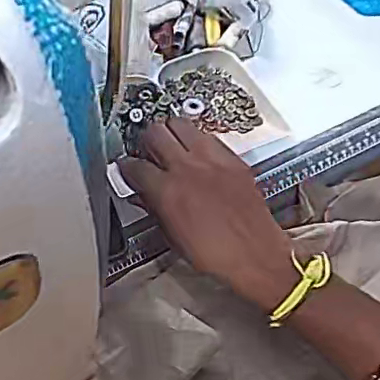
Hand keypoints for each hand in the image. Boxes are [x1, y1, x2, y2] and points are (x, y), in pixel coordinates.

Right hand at [117, 115, 297, 308]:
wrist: (254, 255)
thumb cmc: (217, 254)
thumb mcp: (172, 236)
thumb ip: (153, 208)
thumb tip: (143, 195)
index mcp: (167, 191)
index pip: (135, 165)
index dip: (126, 166)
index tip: (127, 168)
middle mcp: (188, 168)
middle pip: (155, 132)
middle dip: (146, 141)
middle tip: (147, 151)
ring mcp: (213, 160)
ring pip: (181, 124)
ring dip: (171, 133)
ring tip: (171, 146)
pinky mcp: (233, 159)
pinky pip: (208, 136)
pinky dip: (197, 141)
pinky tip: (197, 156)